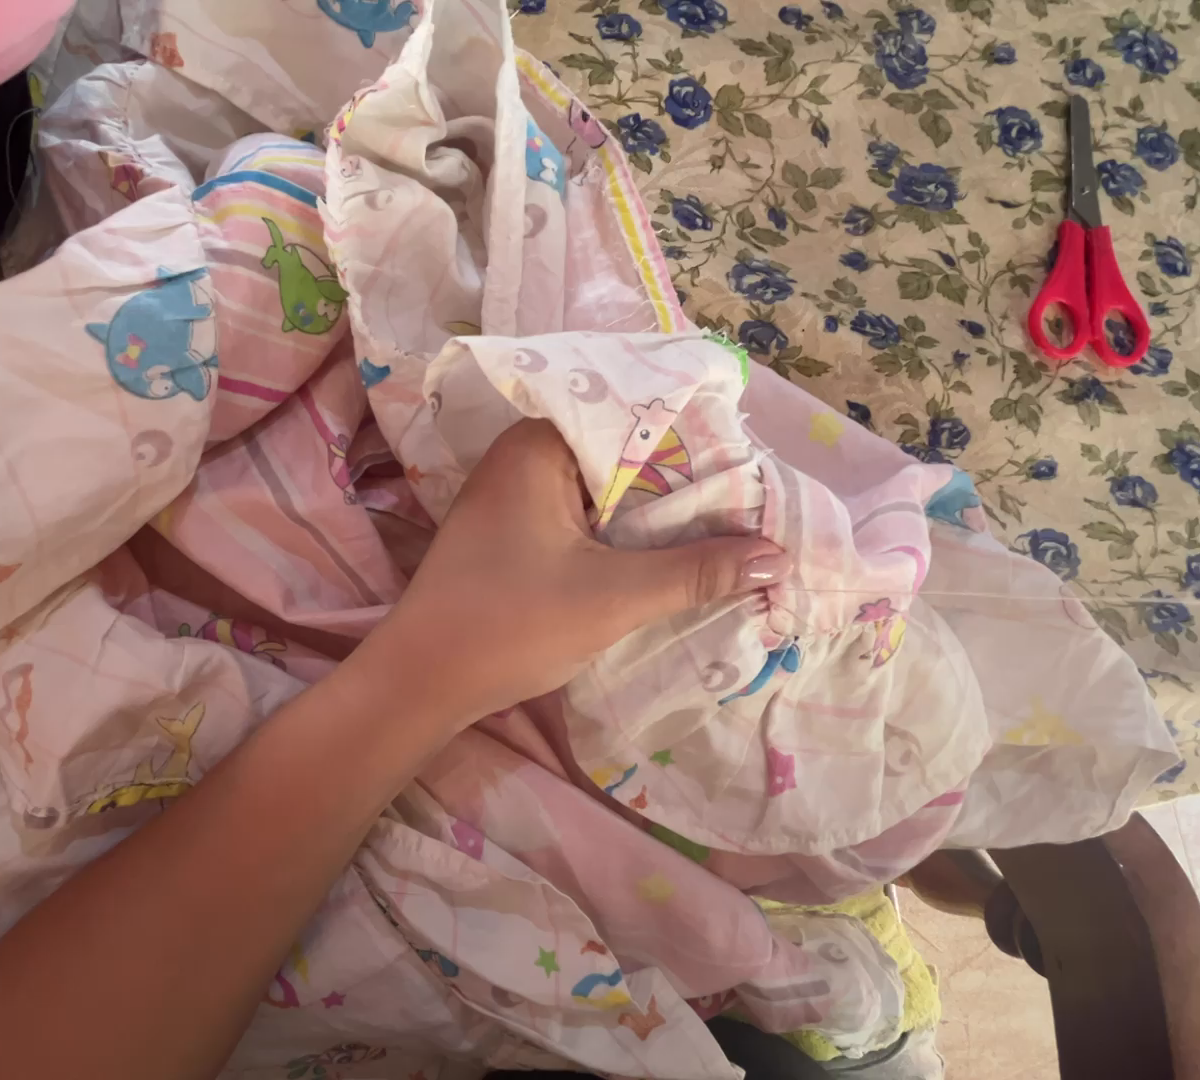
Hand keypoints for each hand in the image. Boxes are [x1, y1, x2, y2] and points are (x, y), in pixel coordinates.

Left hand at [343, 419, 790, 727]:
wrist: (422, 680)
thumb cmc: (510, 626)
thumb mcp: (613, 597)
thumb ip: (695, 571)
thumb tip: (777, 555)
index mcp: (539, 443)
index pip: (636, 418)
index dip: (697, 442)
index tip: (751, 467)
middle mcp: (523, 454)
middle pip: (622, 454)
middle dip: (680, 482)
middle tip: (749, 502)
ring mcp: (514, 492)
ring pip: (603, 489)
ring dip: (652, 512)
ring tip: (723, 525)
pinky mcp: (513, 529)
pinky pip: (581, 514)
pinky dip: (619, 531)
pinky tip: (662, 550)